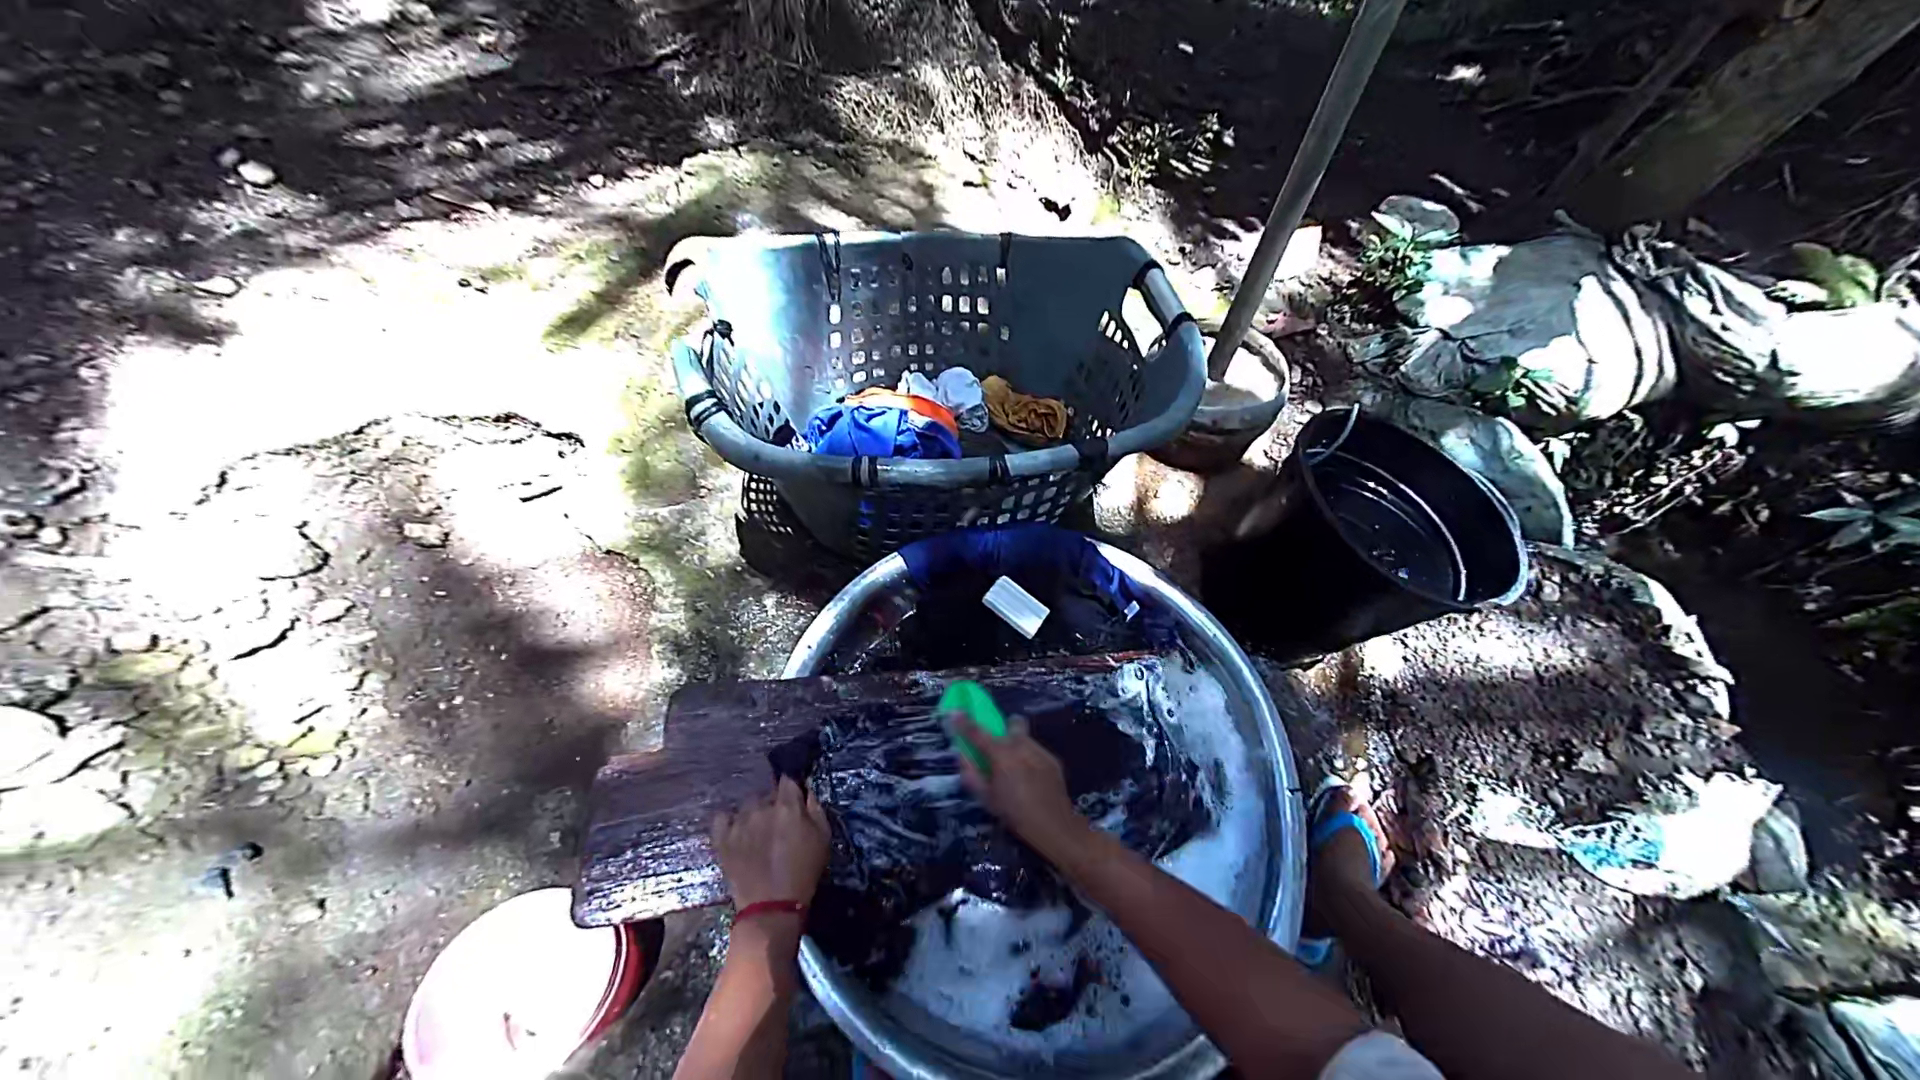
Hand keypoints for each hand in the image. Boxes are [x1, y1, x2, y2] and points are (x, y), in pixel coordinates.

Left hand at [712, 777, 831, 909]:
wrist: (772, 907)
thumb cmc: (804, 872)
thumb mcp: (823, 837)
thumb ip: (815, 808)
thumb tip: (806, 791)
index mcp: (787, 806)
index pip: (787, 779)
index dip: (791, 787)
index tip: (793, 798)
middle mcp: (761, 807)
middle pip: (767, 793)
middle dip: (773, 803)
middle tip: (779, 823)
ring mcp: (739, 822)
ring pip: (747, 805)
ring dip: (754, 813)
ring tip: (758, 832)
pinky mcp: (722, 839)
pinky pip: (723, 818)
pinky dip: (729, 821)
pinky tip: (737, 831)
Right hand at [949, 713, 1085, 853]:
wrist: (1054, 825)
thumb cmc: (1014, 813)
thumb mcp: (985, 798)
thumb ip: (971, 774)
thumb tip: (962, 756)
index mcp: (1001, 754)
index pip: (977, 732)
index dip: (964, 721)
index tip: (956, 712)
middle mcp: (1021, 745)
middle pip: (1013, 722)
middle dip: (1006, 729)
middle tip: (1001, 749)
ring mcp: (1040, 750)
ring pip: (1026, 738)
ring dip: (1018, 747)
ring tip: (1019, 771)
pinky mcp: (1053, 759)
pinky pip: (1037, 751)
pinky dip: (1031, 759)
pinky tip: (1033, 779)